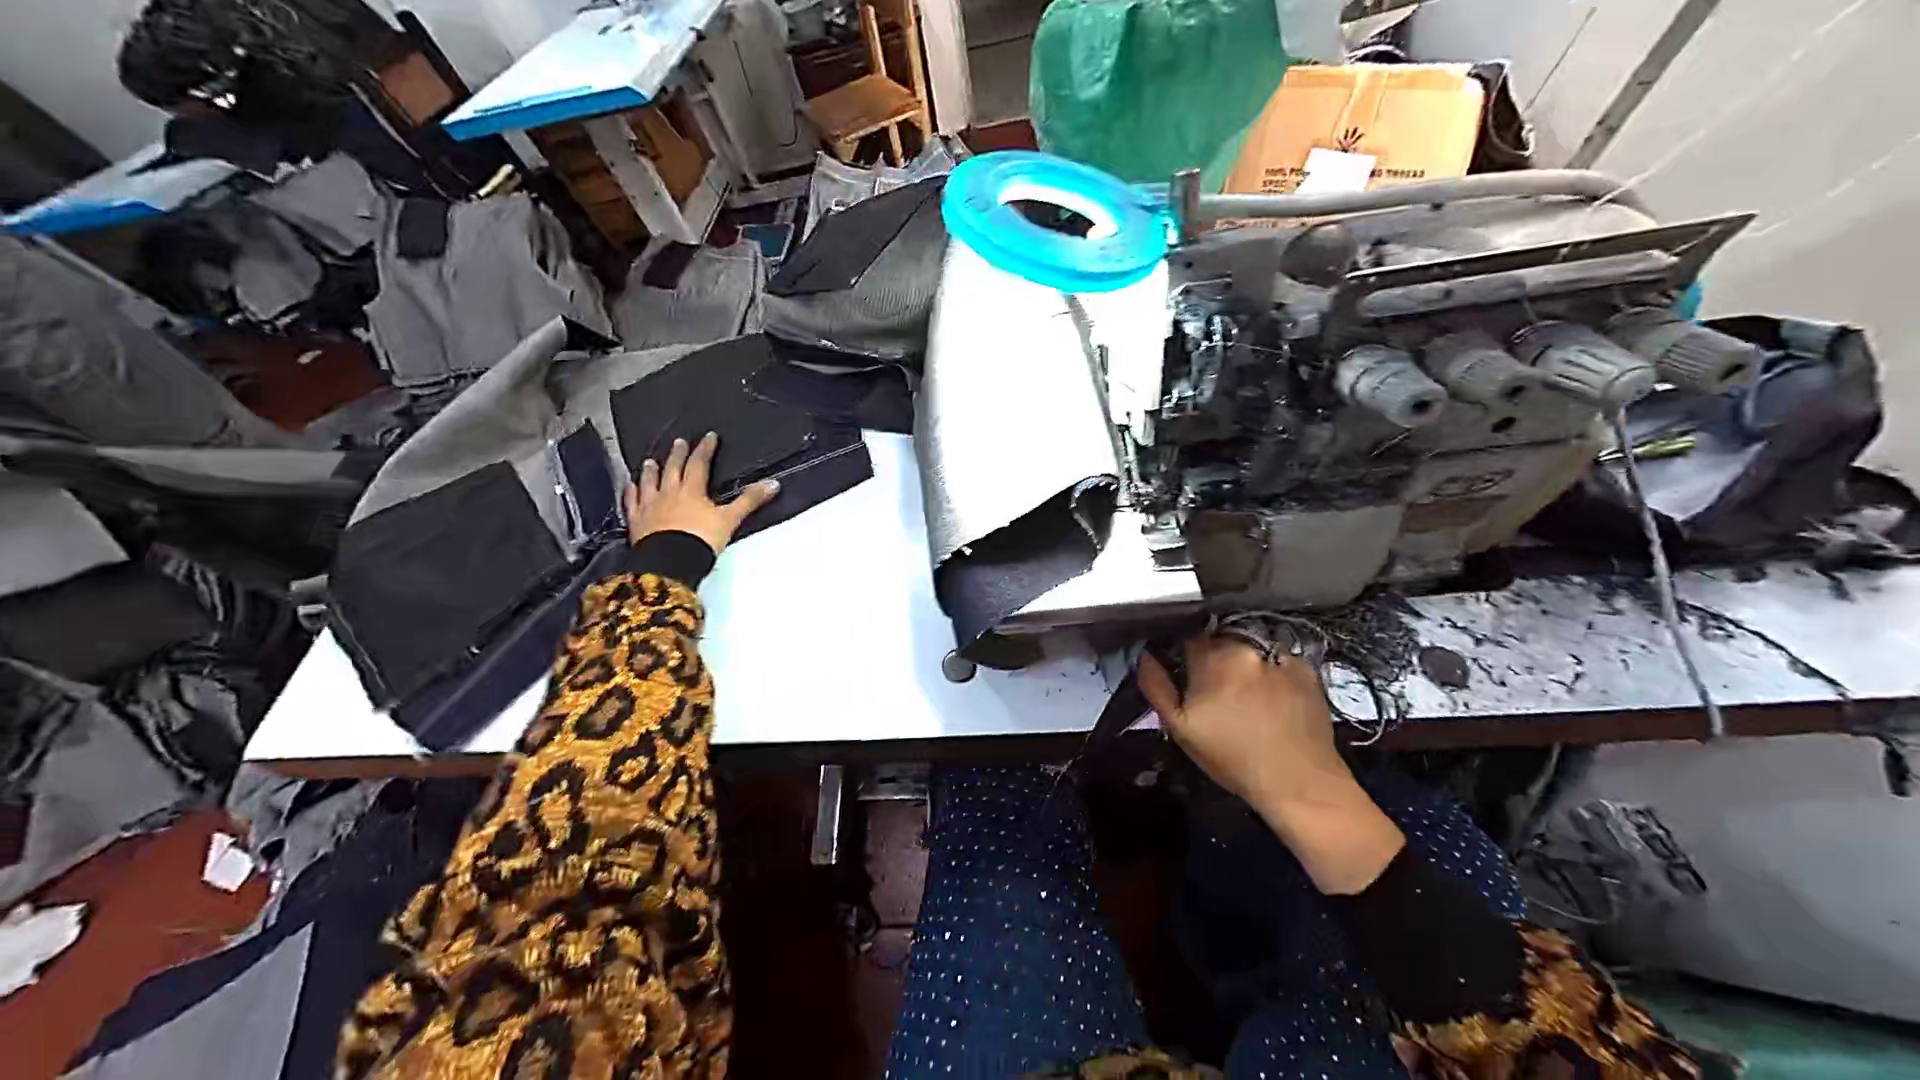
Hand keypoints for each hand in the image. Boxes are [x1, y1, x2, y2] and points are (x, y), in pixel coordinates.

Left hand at [626, 432, 779, 553]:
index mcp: (692, 490)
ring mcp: (649, 506)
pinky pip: (632, 502)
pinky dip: (631, 492)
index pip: (699, 464)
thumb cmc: (700, 540)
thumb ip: (749, 501)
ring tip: (651, 460)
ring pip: (649, 482)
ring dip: (651, 470)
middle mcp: (669, 493)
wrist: (670, 562)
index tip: (709, 437)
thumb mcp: (730, 520)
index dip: (705, 449)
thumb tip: (773, 484)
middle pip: (673, 468)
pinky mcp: (636, 521)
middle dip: (678, 454)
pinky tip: (630, 486)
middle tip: (679, 442)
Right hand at [1140, 635, 1403, 893]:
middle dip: (1216, 663)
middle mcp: (1246, 648)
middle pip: (1221, 644)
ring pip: (1250, 653)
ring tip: (1248, 703)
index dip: (1186, 658)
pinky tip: (1274, 704)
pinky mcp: (1307, 671)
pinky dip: (1273, 676)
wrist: (1299, 782)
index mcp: (1212, 658)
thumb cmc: (1233, 758)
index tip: (1189, 678)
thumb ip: (1156, 686)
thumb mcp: (1180, 729)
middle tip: (1219, 697)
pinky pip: (1279, 664)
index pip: (1189, 639)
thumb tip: (1146, 655)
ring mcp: (1279, 657)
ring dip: (1245, 669)